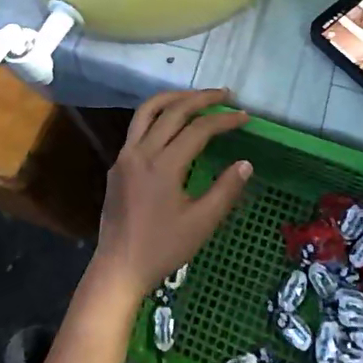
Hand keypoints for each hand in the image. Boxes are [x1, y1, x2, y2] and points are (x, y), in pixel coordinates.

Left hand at [91, 89, 251, 297]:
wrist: (118, 268)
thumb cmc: (163, 248)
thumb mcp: (202, 223)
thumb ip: (225, 190)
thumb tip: (245, 163)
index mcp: (163, 166)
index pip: (198, 130)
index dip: (224, 120)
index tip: (245, 117)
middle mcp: (140, 153)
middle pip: (172, 111)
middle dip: (201, 99)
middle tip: (225, 94)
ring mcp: (124, 157)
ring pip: (147, 112)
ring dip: (174, 98)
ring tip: (196, 97)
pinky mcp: (117, 165)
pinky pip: (137, 128)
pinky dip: (157, 115)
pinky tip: (171, 123)